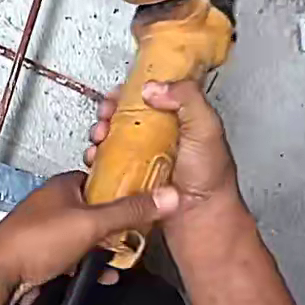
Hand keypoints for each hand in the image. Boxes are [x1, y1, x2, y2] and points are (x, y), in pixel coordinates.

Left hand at [0, 172, 179, 300]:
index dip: (125, 192)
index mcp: (63, 186)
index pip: (103, 180)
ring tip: (119, 260)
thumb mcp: (92, 224)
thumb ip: (130, 212)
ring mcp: (45, 229)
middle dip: (116, 228)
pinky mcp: (41, 253)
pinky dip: (86, 265)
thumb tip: (165, 197)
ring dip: (102, 249)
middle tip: (134, 239)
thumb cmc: (33, 243)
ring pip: (84, 236)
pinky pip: (71, 256)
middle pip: (96, 211)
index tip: (144, 204)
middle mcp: (53, 204)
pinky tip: (97, 275)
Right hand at [85, 80, 240, 222]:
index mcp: (178, 119)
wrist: (199, 216)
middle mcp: (158, 137)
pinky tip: (94, 157)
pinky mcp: (128, 177)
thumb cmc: (209, 176)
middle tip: (105, 115)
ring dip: (99, 133)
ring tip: (99, 137)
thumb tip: (153, 88)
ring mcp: (142, 158)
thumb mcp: (206, 126)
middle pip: (125, 116)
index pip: (150, 96)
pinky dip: (95, 157)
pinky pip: (106, 163)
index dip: (131, 92)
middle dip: (108, 112)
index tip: (118, 93)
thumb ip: (187, 98)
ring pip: (112, 138)